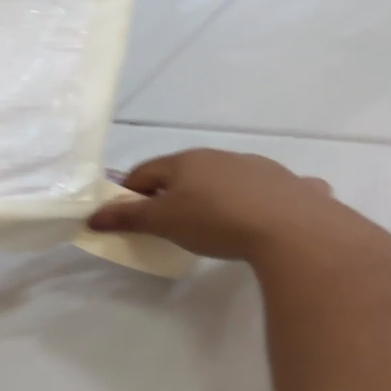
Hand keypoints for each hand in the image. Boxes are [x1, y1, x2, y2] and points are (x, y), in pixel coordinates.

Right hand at [86, 149, 359, 262]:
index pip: (143, 172)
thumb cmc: (214, 221)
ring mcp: (265, 169)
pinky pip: (273, 190)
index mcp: (186, 161)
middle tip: (168, 224)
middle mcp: (224, 157)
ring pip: (228, 180)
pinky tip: (265, 218)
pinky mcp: (298, 186)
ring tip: (215, 224)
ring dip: (216, 195)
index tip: (130, 218)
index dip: (129, 194)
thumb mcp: (159, 223)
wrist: (296, 232)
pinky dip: (263, 200)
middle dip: (172, 194)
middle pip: (185, 174)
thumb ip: (124, 218)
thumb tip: (92, 217)